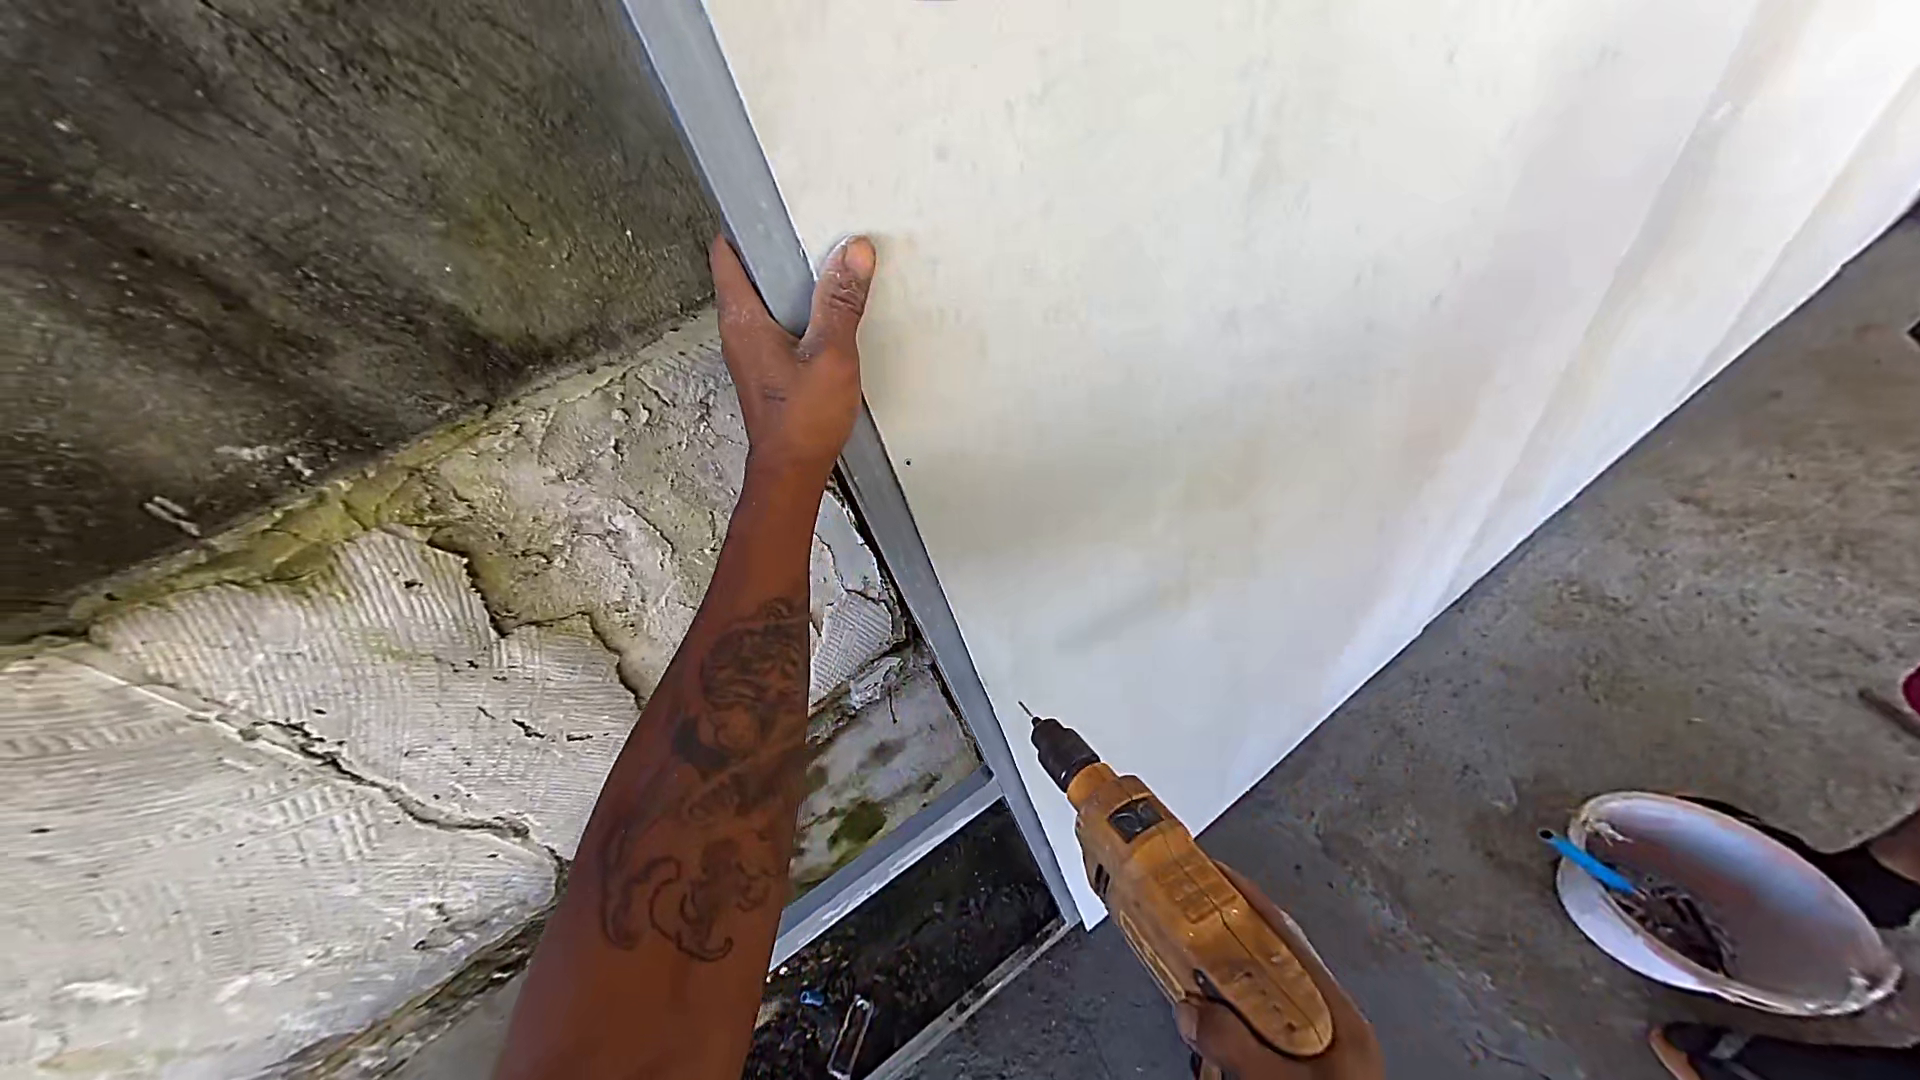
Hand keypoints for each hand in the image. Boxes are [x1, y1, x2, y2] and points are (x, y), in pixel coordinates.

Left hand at [709, 233, 875, 485]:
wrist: (794, 469)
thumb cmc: (801, 422)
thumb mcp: (831, 354)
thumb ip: (842, 303)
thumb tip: (853, 256)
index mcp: (743, 319)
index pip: (727, 252)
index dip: (748, 228)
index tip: (776, 213)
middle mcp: (740, 334)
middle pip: (751, 274)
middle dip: (781, 256)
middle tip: (817, 245)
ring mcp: (752, 354)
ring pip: (767, 304)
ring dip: (794, 290)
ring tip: (829, 283)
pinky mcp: (769, 372)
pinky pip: (780, 330)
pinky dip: (800, 319)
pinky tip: (828, 328)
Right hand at [1174, 863, 1384, 1079]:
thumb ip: (1234, 1043)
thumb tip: (1186, 1003)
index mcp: (1339, 1018)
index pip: (1286, 936)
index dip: (1246, 898)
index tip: (1210, 870)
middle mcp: (1329, 1024)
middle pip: (1270, 958)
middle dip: (1225, 934)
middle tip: (1185, 912)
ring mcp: (1315, 1048)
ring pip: (1259, 991)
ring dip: (1221, 977)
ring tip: (1184, 962)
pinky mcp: (1297, 1068)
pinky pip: (1253, 1024)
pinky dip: (1224, 1014)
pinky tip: (1204, 1021)